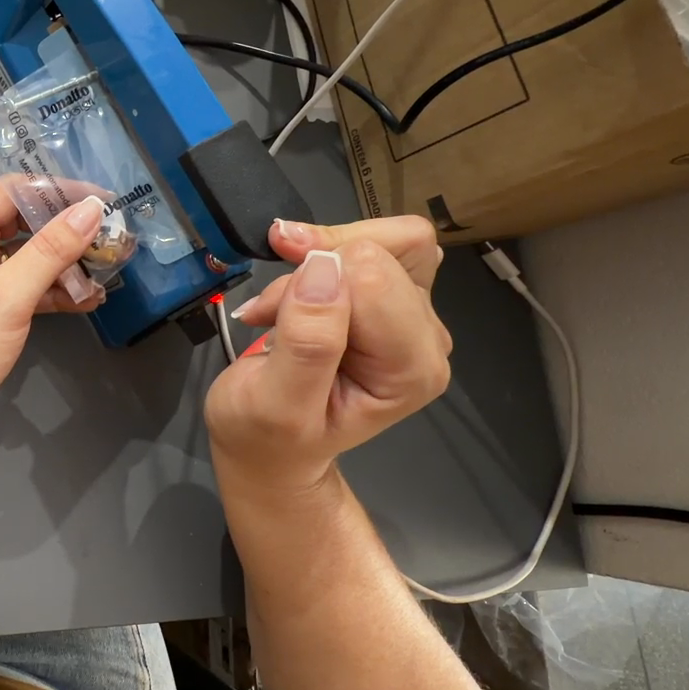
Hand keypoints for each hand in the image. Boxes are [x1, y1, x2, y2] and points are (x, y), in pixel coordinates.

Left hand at [0, 181, 103, 436]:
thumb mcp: (7, 296)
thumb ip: (50, 251)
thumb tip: (91, 211)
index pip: (10, 192)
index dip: (56, 190)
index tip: (101, 200)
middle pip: (23, 223)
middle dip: (67, 229)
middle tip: (111, 236)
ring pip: (28, 257)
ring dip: (65, 263)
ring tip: (108, 268)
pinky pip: (26, 287)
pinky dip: (54, 291)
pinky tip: (88, 299)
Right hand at [204, 216, 452, 497]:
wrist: (267, 448)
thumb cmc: (265, 434)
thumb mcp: (274, 403)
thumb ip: (306, 343)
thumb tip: (322, 268)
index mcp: (409, 368)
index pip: (376, 277)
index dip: (314, 277)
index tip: (263, 306)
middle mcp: (425, 338)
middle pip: (385, 254)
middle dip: (312, 269)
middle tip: (264, 308)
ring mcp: (410, 317)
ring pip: (383, 241)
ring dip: (316, 258)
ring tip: (272, 303)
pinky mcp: (390, 301)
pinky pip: (372, 246)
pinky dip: (322, 253)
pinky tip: (289, 288)